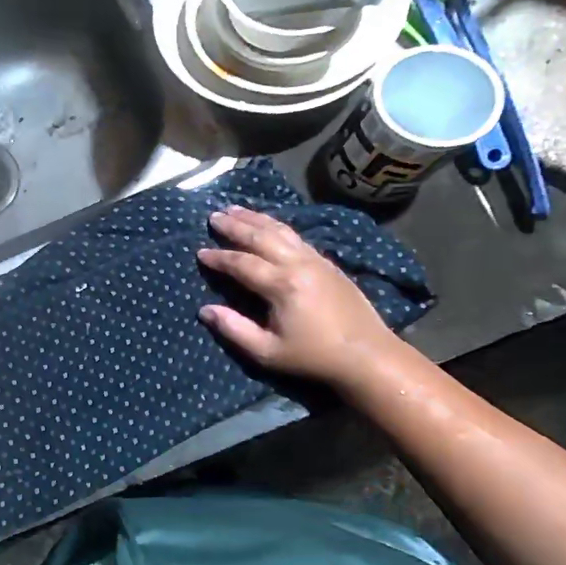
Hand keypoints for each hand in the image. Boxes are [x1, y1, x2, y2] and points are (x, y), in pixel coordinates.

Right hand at [196, 205, 400, 383]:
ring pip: (280, 230)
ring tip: (235, 208)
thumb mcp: (268, 352)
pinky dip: (276, 226)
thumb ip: (235, 329)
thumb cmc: (313, 356)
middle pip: (260, 236)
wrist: (366, 353)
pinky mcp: (327, 262)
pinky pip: (296, 236)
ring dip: (255, 218)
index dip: (219, 257)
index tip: (200, 252)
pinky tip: (268, 224)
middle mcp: (297, 264)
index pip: (242, 263)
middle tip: (213, 216)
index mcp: (281, 285)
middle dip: (234, 225)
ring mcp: (315, 259)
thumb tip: (205, 310)